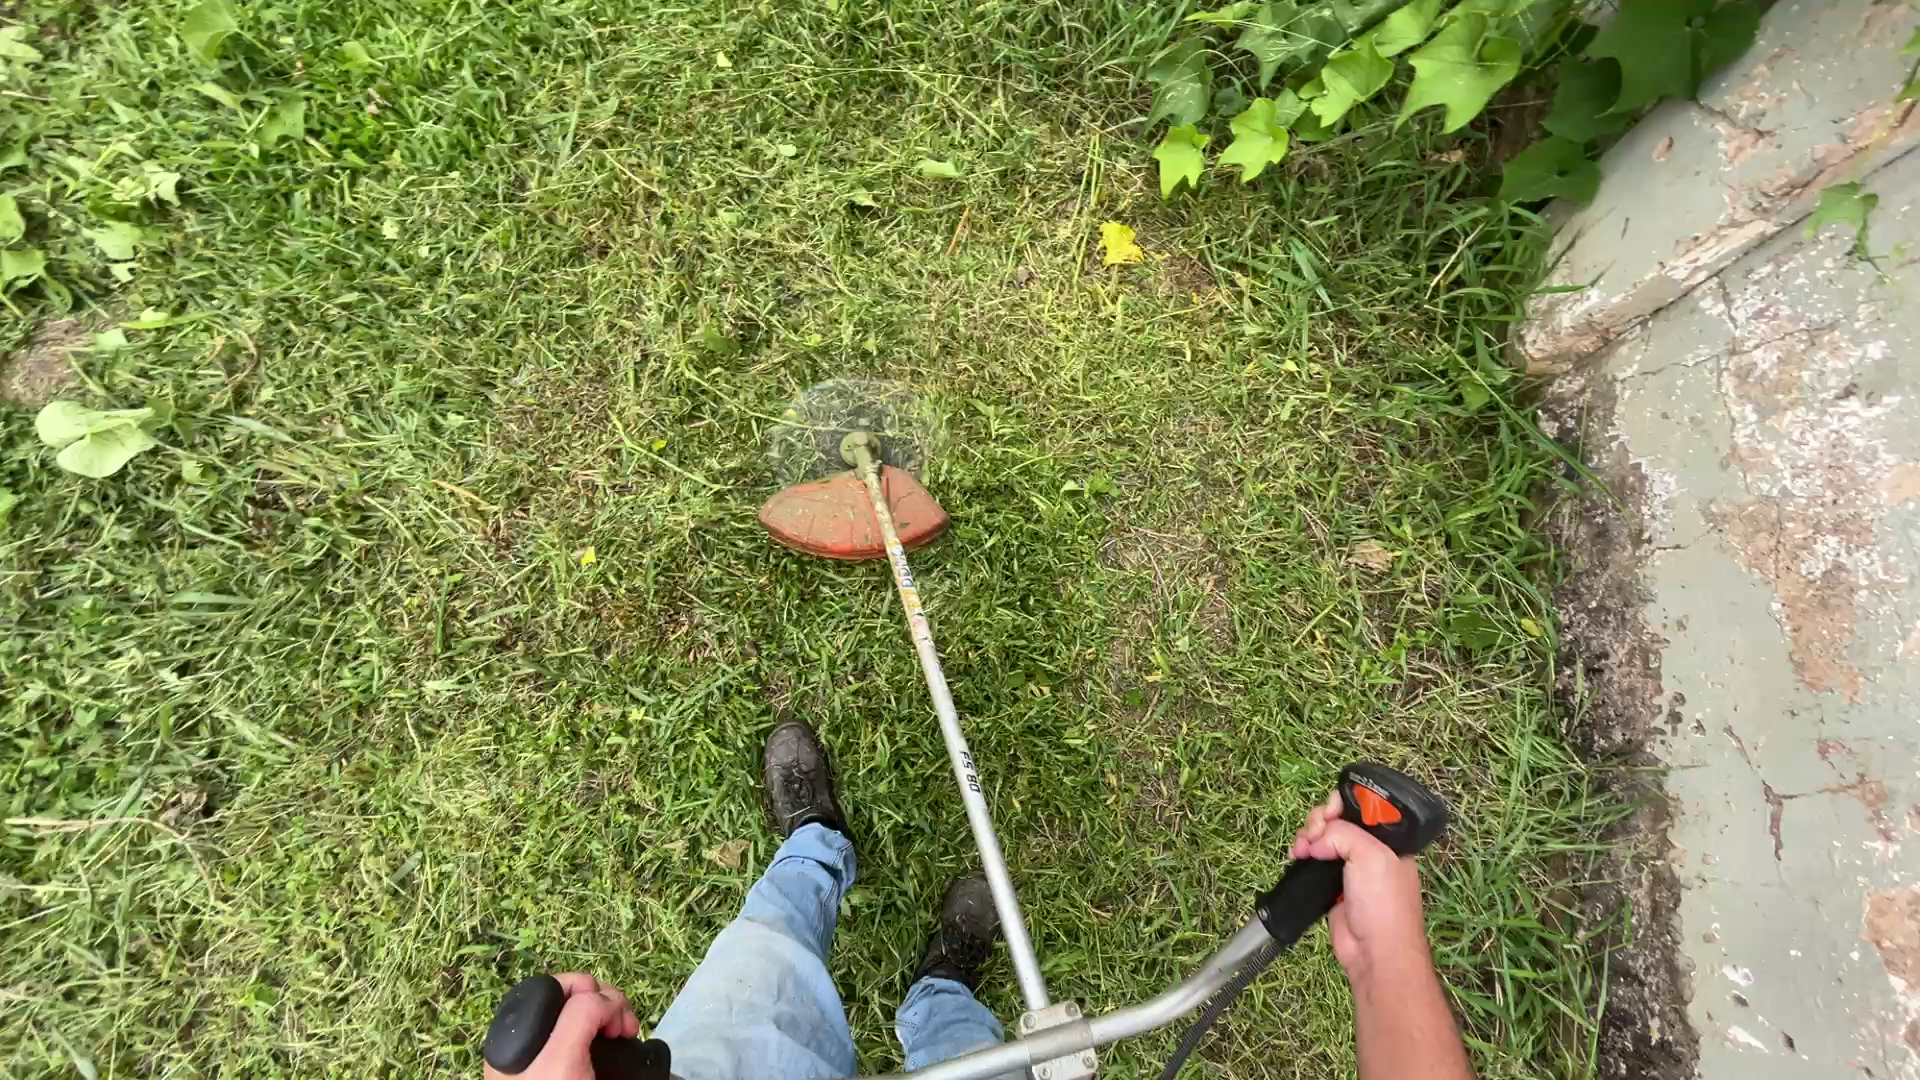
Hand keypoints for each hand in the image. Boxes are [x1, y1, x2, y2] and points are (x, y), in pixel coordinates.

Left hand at [483, 973, 639, 1079]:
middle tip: (624, 1028)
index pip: (556, 987)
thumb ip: (580, 1016)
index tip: (611, 1016)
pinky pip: (590, 1035)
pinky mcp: (565, 1069)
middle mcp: (529, 1043)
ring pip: (587, 1014)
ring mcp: (548, 1059)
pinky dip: (610, 1032)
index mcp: (516, 1036)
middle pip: (575, 997)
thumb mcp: (561, 1060)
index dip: (590, 990)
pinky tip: (620, 1044)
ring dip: (614, 1016)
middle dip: (608, 1002)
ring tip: (626, 1035)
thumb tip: (604, 1000)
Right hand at [1290, 791, 1431, 987]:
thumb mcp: (1370, 855)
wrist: (1374, 951)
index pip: (1361, 809)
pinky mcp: (1332, 882)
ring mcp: (1350, 867)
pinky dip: (1302, 852)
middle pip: (1337, 820)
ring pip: (1322, 836)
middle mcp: (1370, 851)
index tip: (1328, 813)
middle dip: (1319, 821)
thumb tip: (1315, 841)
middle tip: (1312, 835)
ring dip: (1307, 836)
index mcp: (1389, 842)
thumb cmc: (1382, 901)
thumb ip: (1341, 833)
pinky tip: (1296, 855)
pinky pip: (1313, 857)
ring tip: (1301, 849)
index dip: (1341, 805)